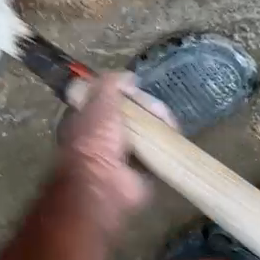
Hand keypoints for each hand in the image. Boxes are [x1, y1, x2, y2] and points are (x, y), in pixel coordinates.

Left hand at [57, 72, 174, 234]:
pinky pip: (157, 153)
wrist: (103, 183)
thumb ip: (110, 83)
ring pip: (146, 132)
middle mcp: (102, 137)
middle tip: (159, 111)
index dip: (125, 92)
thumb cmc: (95, 138)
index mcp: (85, 119)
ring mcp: (122, 156)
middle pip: (131, 115)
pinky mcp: (141, 173)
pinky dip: (166, 145)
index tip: (137, 88)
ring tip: (169, 122)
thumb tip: (128, 76)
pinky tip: (173, 137)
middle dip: (147, 109)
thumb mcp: (98, 100)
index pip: (109, 99)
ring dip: (159, 125)